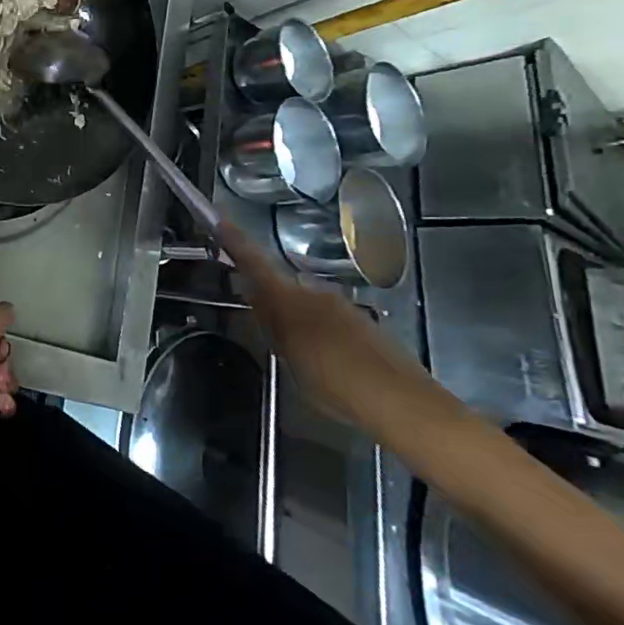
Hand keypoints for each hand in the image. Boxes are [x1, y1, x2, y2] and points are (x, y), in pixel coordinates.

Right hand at [236, 260, 456, 434]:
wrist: (402, 404)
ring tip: (297, 354)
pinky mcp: (365, 324)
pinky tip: (326, 363)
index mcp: (290, 299)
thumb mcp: (288, 356)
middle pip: (283, 285)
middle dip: (272, 299)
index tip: (221, 220)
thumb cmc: (334, 382)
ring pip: (308, 304)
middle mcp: (317, 293)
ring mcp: (344, 307)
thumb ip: (271, 324)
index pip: (255, 262)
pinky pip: (329, 319)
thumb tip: (256, 298)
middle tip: (265, 327)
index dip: (236, 242)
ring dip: (298, 319)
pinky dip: (321, 332)